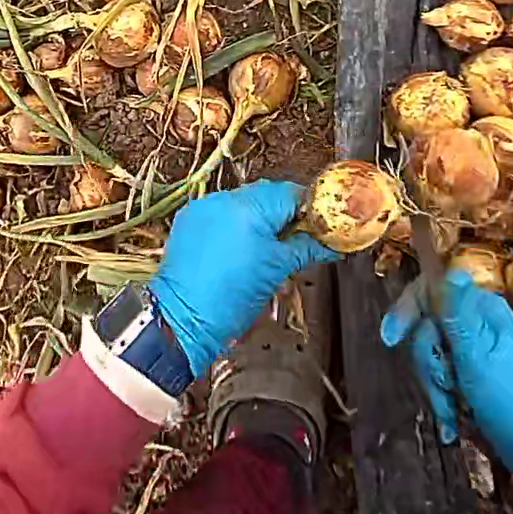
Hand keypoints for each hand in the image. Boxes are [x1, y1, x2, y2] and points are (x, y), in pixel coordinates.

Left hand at [148, 180, 340, 375]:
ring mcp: (205, 206)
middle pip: (268, 195)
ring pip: (245, 204)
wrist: (181, 321)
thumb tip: (330, 244)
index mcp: (250, 207)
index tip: (315, 227)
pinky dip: (234, 225)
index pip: (291, 192)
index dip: (307, 209)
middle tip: (294, 242)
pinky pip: (222, 213)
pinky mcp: (190, 218)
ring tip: (264, 250)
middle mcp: (225, 199)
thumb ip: (306, 249)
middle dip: (283, 216)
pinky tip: (238, 249)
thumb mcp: (277, 271)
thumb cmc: (231, 299)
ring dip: (259, 220)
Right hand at [381, 269, 512, 513]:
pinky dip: (447, 404)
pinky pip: (446, 382)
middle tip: (449, 388)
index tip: (390, 338)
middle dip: (430, 363)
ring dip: (438, 389)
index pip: (432, 289)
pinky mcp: (478, 381)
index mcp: (482, 309)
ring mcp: (479, 354)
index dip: (408, 309)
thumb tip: (445, 268)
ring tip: (458, 413)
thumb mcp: (480, 359)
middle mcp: (479, 325)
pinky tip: (457, 424)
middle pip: (428, 328)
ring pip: (434, 358)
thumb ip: (457, 314)